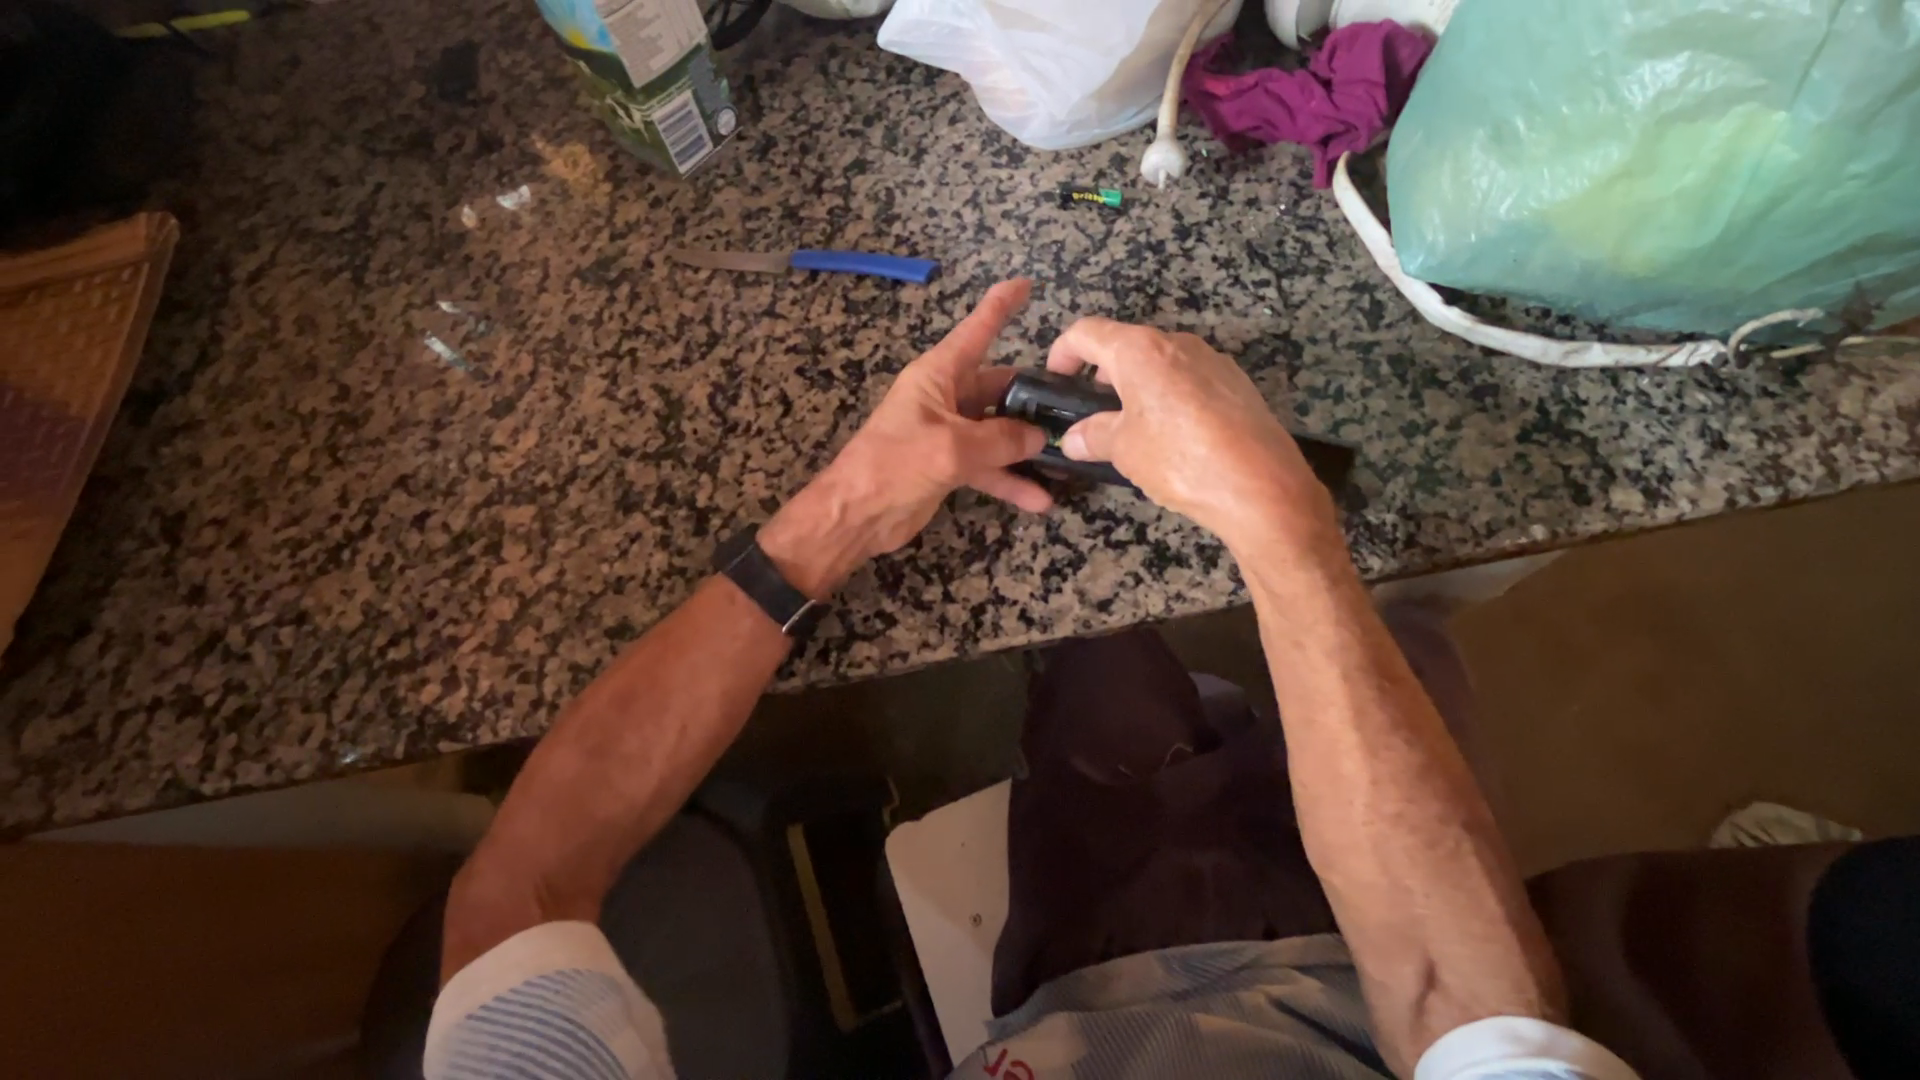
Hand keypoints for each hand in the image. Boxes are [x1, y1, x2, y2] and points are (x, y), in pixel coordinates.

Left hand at [759, 280, 1050, 595]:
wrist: (856, 514)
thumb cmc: (895, 465)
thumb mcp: (952, 447)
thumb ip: (1000, 440)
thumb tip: (1038, 437)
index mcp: (938, 375)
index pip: (976, 331)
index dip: (1001, 306)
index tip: (1027, 284)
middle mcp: (945, 398)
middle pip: (997, 387)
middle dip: (1032, 395)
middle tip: (1074, 404)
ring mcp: (949, 433)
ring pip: (998, 431)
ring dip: (1027, 446)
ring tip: (1067, 457)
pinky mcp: (950, 466)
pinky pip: (989, 466)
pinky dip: (1011, 481)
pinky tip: (1039, 500)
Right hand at [1047, 318, 1335, 549]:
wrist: (1259, 485)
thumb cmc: (1178, 459)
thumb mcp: (1123, 449)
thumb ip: (1092, 436)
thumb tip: (1073, 439)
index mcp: (1141, 351)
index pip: (1087, 333)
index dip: (1063, 352)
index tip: (1055, 379)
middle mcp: (1178, 344)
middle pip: (1127, 346)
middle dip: (1102, 374)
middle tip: (1090, 412)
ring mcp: (1212, 362)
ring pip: (1161, 364)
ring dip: (1137, 388)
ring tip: (1130, 429)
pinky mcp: (1237, 385)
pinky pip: (1189, 382)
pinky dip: (1169, 399)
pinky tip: (1172, 438)